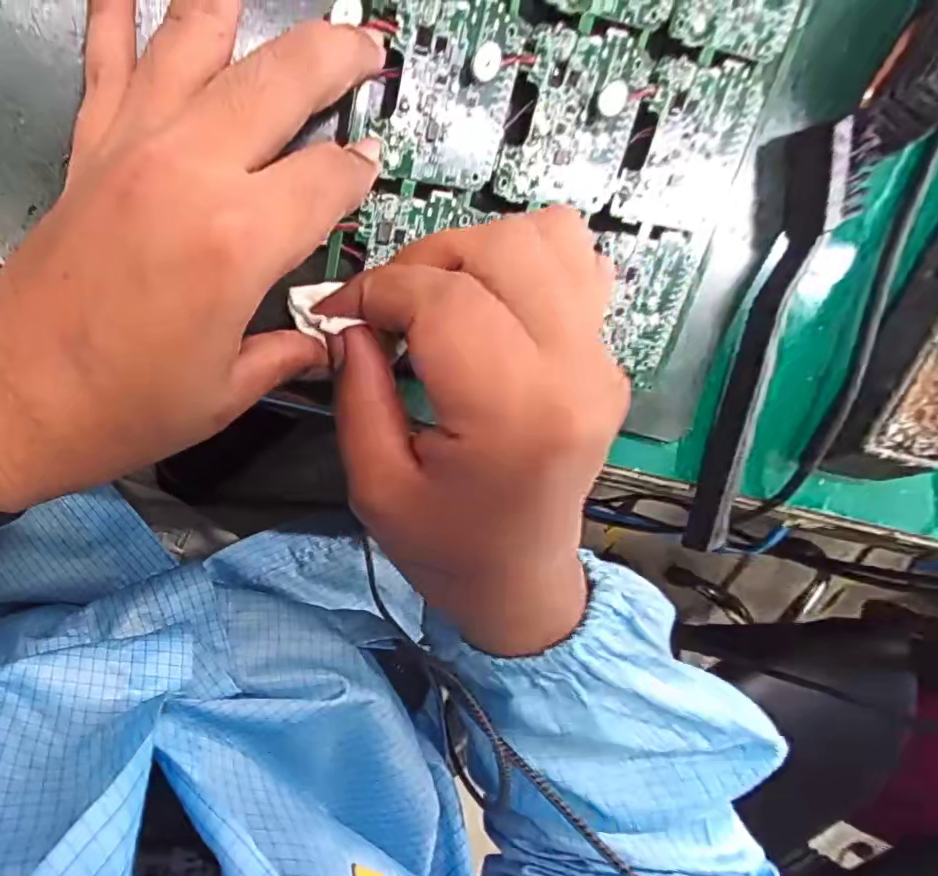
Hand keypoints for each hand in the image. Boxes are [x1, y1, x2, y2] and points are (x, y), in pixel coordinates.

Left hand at [0, 0, 387, 512]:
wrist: (13, 410)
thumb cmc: (109, 415)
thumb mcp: (216, 399)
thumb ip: (280, 355)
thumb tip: (315, 340)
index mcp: (236, 242)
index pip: (331, 176)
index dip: (359, 178)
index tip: (360, 183)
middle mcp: (186, 174)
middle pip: (288, 69)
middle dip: (342, 56)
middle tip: (361, 59)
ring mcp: (128, 155)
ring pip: (198, 34)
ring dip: (241, 11)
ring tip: (267, 9)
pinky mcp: (82, 161)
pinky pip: (104, 67)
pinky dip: (116, 17)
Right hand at [317, 207, 626, 655]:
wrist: (516, 578)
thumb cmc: (439, 545)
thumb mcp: (372, 483)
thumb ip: (358, 394)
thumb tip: (348, 323)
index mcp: (512, 413)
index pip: (446, 299)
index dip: (376, 289)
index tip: (333, 313)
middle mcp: (574, 371)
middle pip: (502, 249)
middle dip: (419, 262)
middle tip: (377, 308)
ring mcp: (601, 357)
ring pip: (547, 236)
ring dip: (468, 253)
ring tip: (424, 300)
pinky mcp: (604, 355)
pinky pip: (571, 263)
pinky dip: (513, 263)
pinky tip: (473, 306)